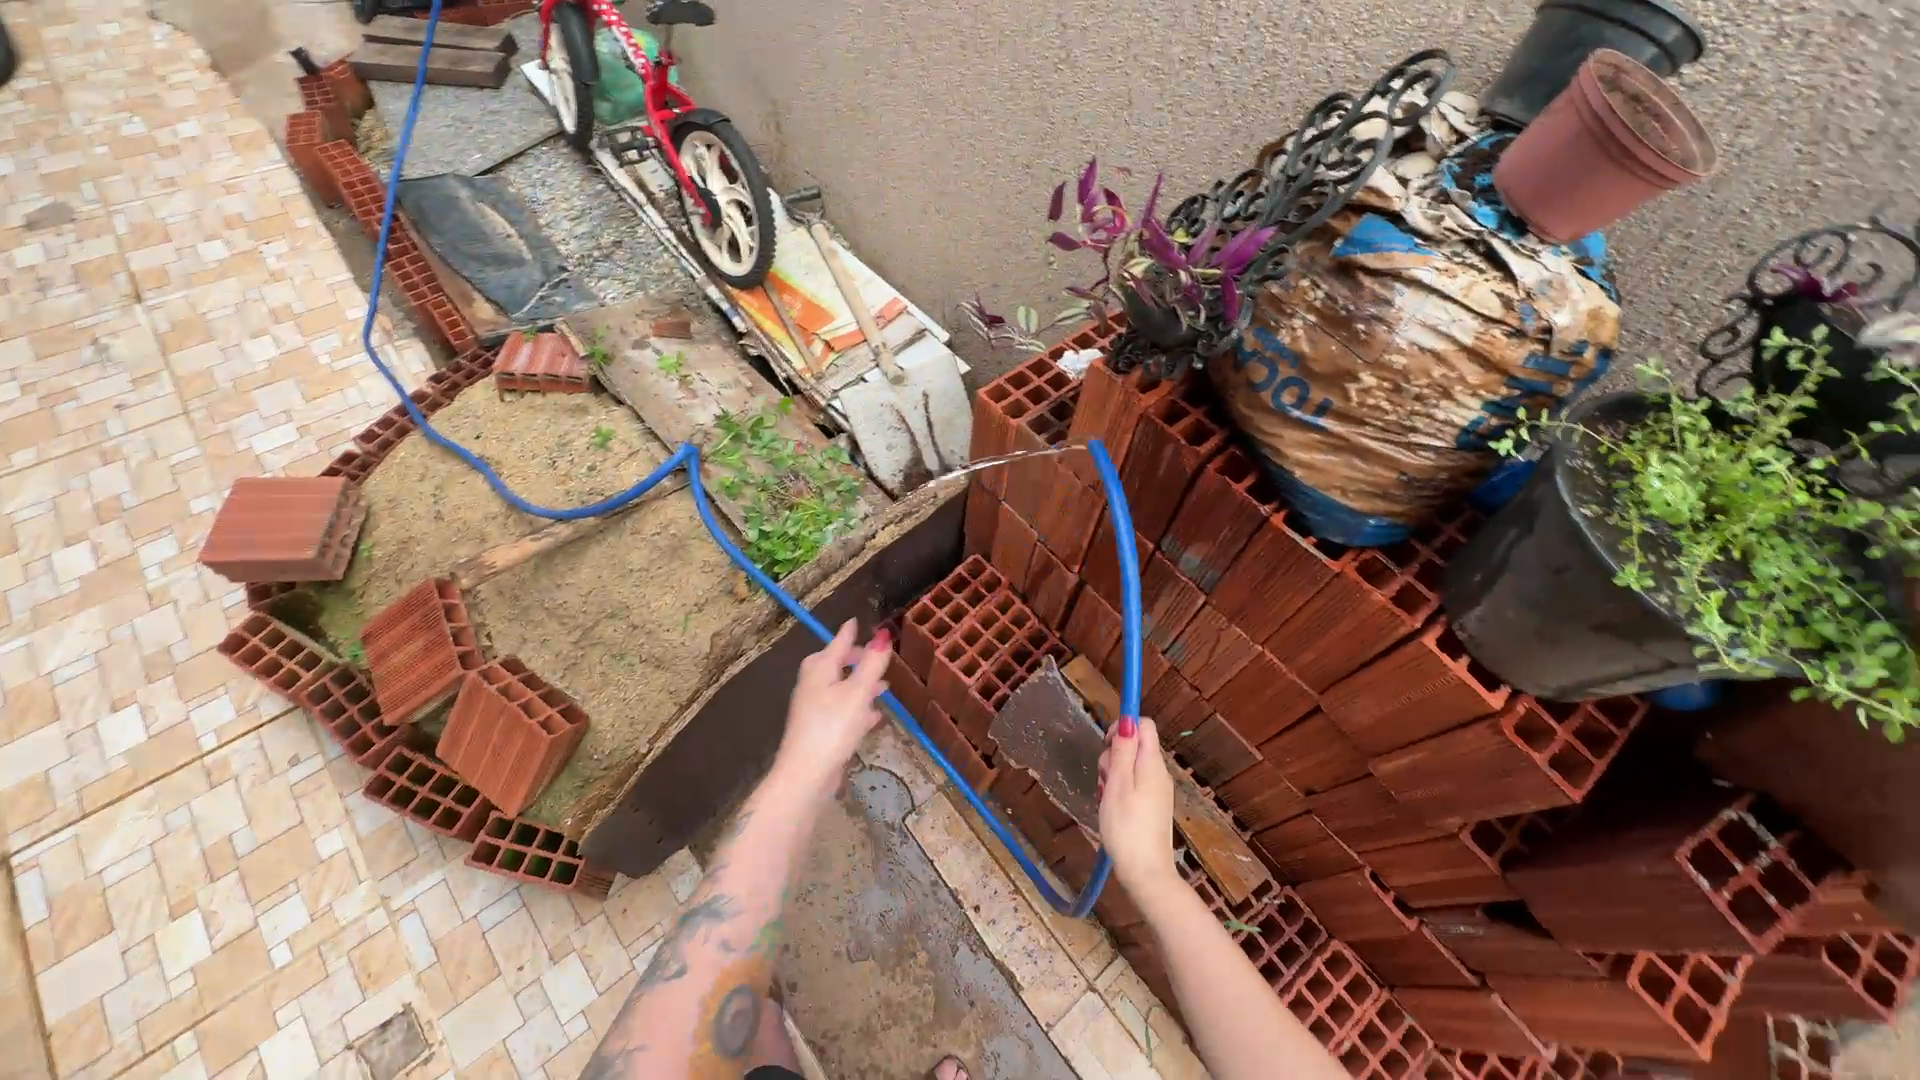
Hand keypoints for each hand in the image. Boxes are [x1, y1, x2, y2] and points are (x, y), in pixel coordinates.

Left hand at [774, 619, 890, 795]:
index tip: (855, 621)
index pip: (837, 643)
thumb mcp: (858, 692)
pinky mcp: (819, 729)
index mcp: (820, 669)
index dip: (849, 633)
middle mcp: (813, 684)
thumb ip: (872, 664)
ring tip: (883, 687)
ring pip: (840, 688)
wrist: (806, 774)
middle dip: (856, 660)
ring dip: (860, 684)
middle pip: (835, 664)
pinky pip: (841, 709)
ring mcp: (814, 708)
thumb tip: (883, 634)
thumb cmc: (833, 727)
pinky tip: (872, 717)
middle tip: (876, 658)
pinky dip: (857, 707)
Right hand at [1097, 717, 1178, 900]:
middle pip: (1134, 745)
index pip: (1144, 725)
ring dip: (1113, 775)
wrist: (1145, 873)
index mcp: (1151, 764)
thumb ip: (1123, 750)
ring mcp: (1156, 790)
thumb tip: (1128, 719)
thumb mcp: (1118, 784)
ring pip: (1130, 766)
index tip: (1106, 745)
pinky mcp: (1152, 805)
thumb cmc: (1126, 827)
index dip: (1123, 727)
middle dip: (1113, 756)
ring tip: (1106, 798)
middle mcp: (1158, 773)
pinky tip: (1111, 809)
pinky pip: (1133, 784)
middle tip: (1105, 780)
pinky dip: (1119, 791)